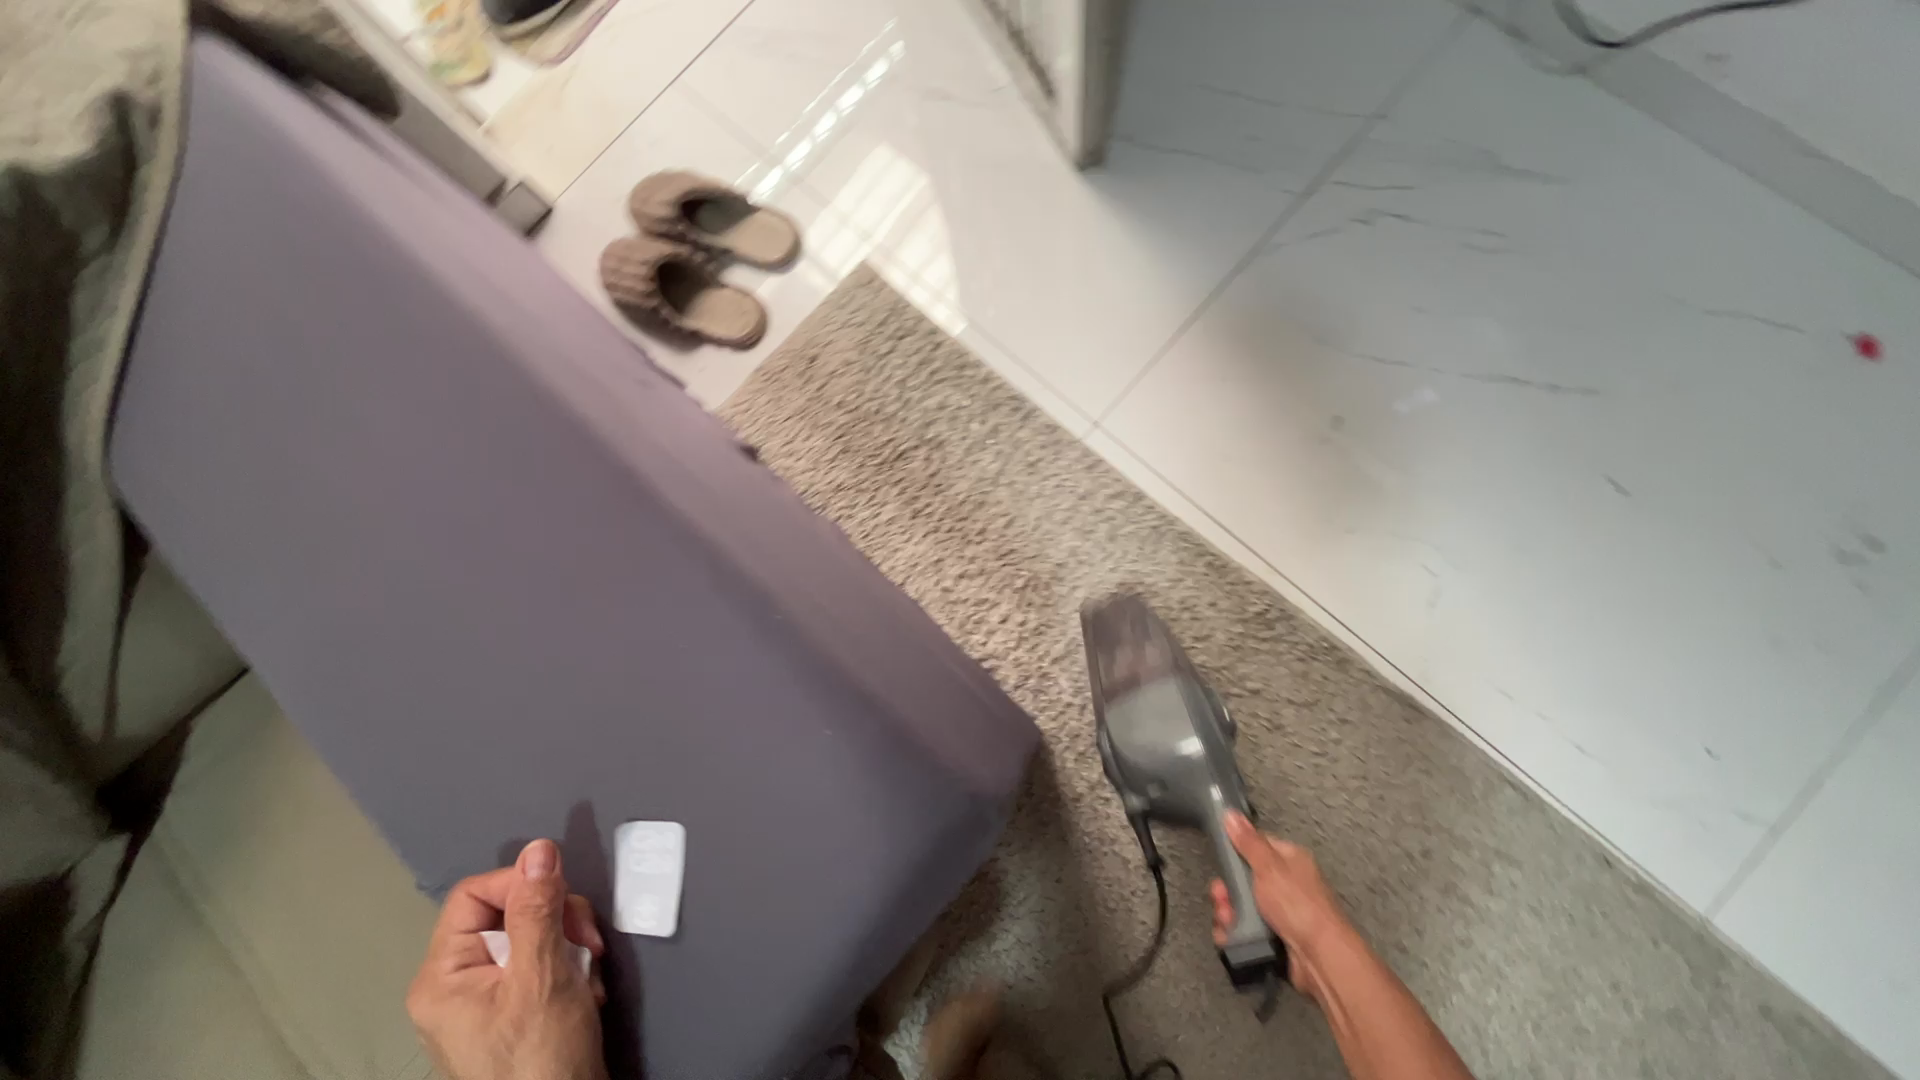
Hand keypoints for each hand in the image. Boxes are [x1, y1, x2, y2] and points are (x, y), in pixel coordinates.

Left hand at [407, 838, 610, 1079]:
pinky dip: (572, 968)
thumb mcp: (543, 976)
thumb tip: (539, 849)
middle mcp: (457, 984)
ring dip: (572, 945)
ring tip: (588, 977)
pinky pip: (543, 962)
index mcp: (443, 976)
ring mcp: (486, 999)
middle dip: (558, 919)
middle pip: (509, 911)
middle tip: (587, 943)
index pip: (475, 894)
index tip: (564, 899)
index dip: (522, 885)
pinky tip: (586, 991)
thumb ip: (539, 909)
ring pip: (534, 934)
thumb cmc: (541, 1057)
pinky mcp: (516, 1009)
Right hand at [1210, 812, 1351, 999]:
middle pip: (1244, 879)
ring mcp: (1279, 913)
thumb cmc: (1297, 904)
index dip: (1236, 852)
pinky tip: (1228, 936)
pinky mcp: (1273, 937)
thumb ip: (1247, 842)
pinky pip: (1244, 929)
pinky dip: (1234, 933)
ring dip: (1227, 913)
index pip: (1257, 845)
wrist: (1319, 958)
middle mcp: (1285, 884)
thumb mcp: (1269, 867)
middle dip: (1227, 890)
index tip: (1222, 860)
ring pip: (1241, 906)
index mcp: (1290, 860)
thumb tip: (1231, 813)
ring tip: (1227, 921)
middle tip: (1221, 898)